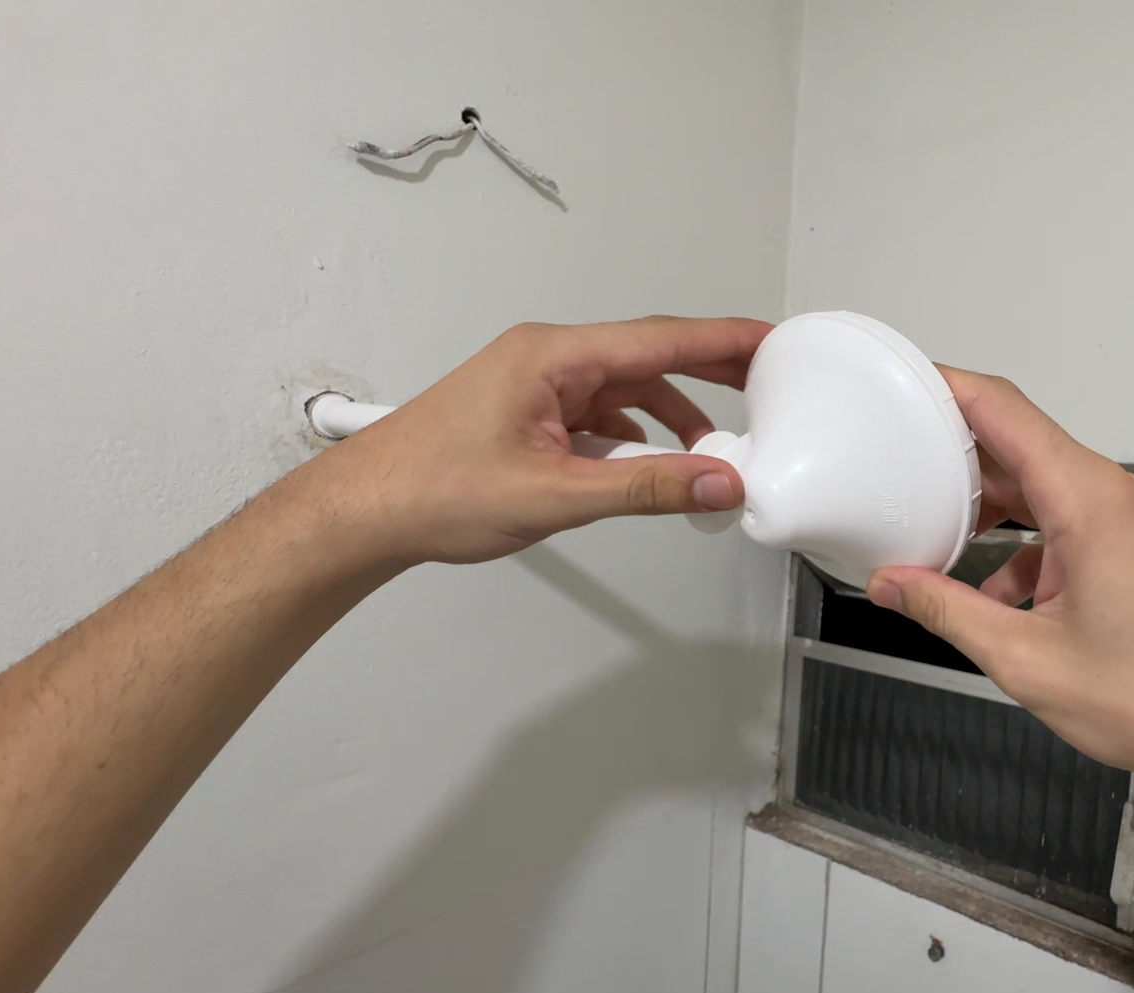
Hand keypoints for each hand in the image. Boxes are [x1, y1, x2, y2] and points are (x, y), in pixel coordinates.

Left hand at [302, 316, 770, 566]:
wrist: (364, 513)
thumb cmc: (433, 490)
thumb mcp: (556, 494)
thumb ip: (646, 487)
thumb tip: (718, 482)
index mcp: (553, 356)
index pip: (659, 339)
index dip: (722, 340)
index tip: (769, 341)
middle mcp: (550, 359)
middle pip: (650, 356)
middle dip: (709, 369)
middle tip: (764, 381)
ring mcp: (541, 386)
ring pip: (628, 390)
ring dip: (673, 416)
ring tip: (713, 450)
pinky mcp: (535, 414)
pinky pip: (604, 415)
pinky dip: (638, 436)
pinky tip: (655, 461)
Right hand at [866, 368, 1133, 799]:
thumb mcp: (1024, 657)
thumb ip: (945, 611)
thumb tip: (889, 585)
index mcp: (1084, 499)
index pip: (1003, 409)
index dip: (947, 385)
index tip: (901, 381)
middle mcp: (1106, 495)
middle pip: (1015, 442)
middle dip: (952, 449)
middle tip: (895, 460)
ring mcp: (1120, 521)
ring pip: (1035, 485)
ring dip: (984, 503)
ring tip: (930, 527)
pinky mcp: (1126, 549)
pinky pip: (1058, 525)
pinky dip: (1017, 544)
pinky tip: (990, 594)